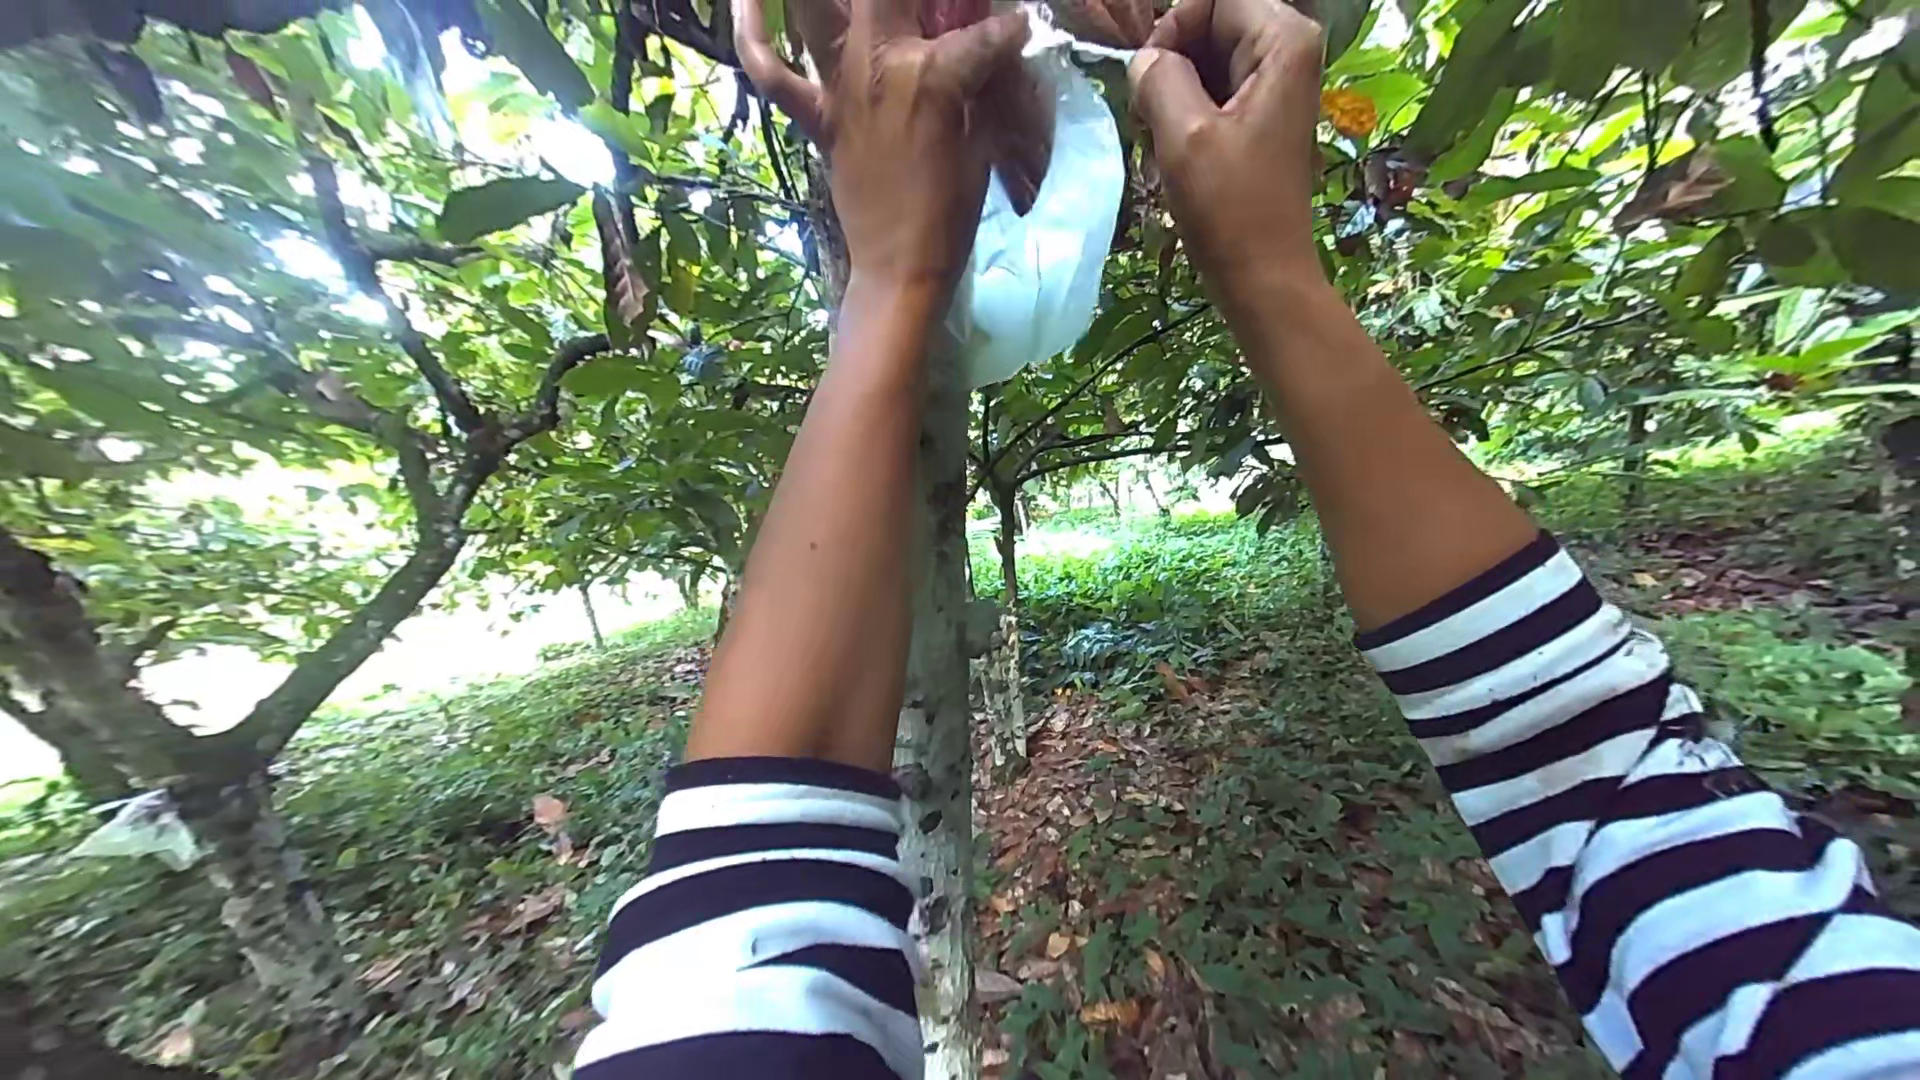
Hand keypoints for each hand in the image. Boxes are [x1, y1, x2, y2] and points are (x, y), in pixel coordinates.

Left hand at [736, 0, 1027, 298]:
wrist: (900, 272)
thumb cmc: (949, 220)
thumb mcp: (981, 151)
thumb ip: (982, 91)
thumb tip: (990, 55)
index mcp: (932, 75)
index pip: (978, 34)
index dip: (1003, 32)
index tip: (1016, 32)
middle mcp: (878, 64)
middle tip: (928, 8)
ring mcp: (839, 90)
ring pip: (815, 8)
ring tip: (843, 0)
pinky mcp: (816, 119)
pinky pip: (771, 73)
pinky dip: (752, 35)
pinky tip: (750, 1)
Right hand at [1128, 0, 1325, 308]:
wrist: (1261, 276)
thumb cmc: (1229, 210)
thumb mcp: (1185, 139)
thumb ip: (1160, 81)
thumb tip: (1143, 61)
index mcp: (1283, 40)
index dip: (1171, 28)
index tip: (1145, 82)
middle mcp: (1287, 54)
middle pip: (1213, 26)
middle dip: (1172, 66)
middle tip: (1148, 119)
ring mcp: (1274, 92)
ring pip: (1208, 66)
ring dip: (1174, 99)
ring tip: (1160, 144)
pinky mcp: (1258, 126)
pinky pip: (1214, 100)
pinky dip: (1186, 121)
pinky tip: (1174, 157)